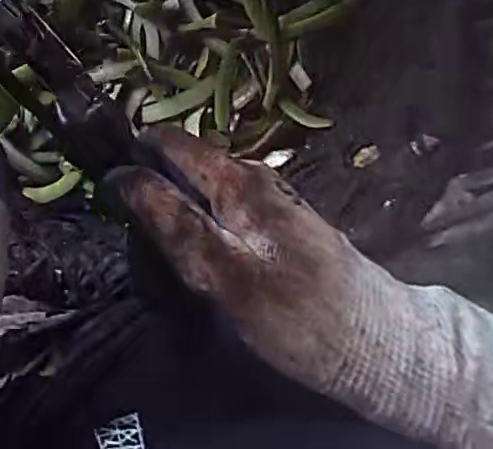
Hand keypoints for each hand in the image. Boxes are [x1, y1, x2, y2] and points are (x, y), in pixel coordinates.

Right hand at [109, 128, 492, 448]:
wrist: (387, 348)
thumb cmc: (299, 315)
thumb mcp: (224, 275)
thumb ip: (173, 223)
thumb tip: (123, 177)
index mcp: (236, 181)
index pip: (169, 145)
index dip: (134, 154)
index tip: (106, 180)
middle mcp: (252, 175)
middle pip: (187, 157)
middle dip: (152, 170)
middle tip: (129, 211)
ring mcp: (271, 196)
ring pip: (206, 178)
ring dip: (176, 192)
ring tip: (157, 231)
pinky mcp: (282, 219)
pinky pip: (225, 199)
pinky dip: (200, 209)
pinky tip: (199, 243)